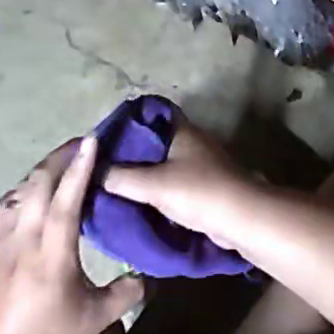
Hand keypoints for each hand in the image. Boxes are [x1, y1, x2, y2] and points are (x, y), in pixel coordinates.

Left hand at [0, 134, 144, 333]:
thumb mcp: (94, 321)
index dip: (80, 166)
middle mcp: (22, 240)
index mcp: (51, 252)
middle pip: (36, 184)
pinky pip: (0, 212)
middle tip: (79, 145)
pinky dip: (17, 195)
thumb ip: (125, 292)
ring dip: (37, 174)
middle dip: (58, 158)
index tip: (91, 139)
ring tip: (56, 169)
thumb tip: (147, 275)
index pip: (66, 197)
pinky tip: (24, 201)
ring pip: (16, 194)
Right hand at [100, 119, 254, 249]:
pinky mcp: (205, 187)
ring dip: (144, 174)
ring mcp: (201, 164)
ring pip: (164, 164)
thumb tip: (92, 172)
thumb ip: (120, 177)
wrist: (241, 219)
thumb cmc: (197, 191)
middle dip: (131, 153)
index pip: (151, 115)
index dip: (127, 123)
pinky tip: (138, 201)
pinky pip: (174, 183)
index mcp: (182, 130)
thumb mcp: (152, 184)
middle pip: (155, 141)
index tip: (103, 138)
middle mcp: (192, 141)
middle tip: (102, 166)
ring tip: (114, 185)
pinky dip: (157, 190)